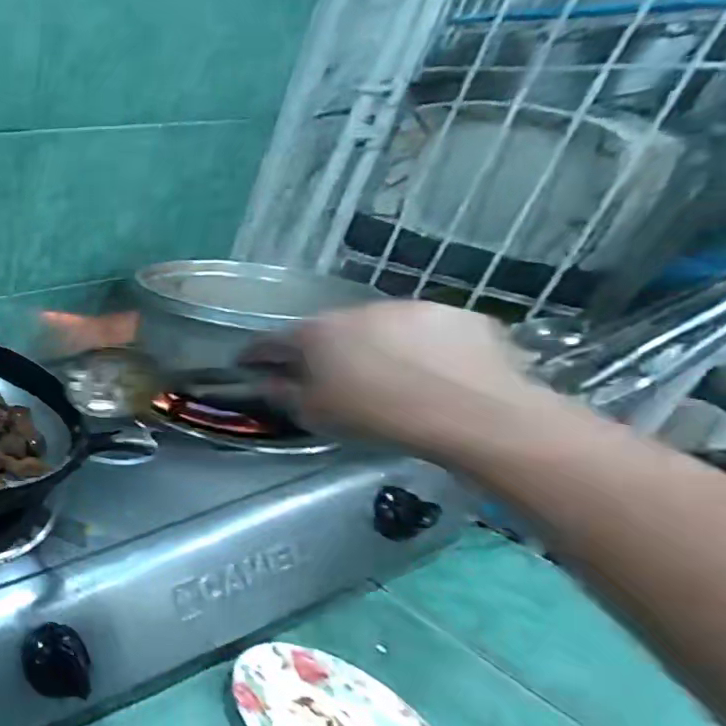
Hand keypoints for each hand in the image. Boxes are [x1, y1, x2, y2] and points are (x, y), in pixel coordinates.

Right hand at [251, 300, 570, 456]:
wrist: (474, 412)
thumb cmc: (379, 418)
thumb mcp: (318, 416)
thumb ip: (285, 395)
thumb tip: (267, 382)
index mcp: (316, 333)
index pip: (272, 341)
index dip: (257, 355)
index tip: (250, 364)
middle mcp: (357, 309)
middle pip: (329, 330)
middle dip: (325, 351)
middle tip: (332, 378)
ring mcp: (409, 307)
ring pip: (380, 327)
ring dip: (376, 346)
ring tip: (392, 378)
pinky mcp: (455, 315)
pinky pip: (427, 331)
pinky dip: (423, 348)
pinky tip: (437, 374)